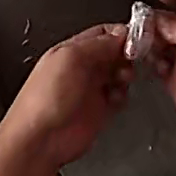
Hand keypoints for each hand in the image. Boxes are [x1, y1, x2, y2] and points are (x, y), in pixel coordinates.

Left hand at [0, 23, 133, 167]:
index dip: (120, 35)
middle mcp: (82, 68)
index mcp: (71, 51)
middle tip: (131, 58)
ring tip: (122, 78)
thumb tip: (121, 35)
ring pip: (119, 73)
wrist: (41, 141)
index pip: (103, 34)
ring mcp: (90, 89)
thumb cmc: (44, 101)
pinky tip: (116, 98)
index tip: (134, 41)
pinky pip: (120, 96)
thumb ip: (99, 44)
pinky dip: (123, 95)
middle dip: (126, 54)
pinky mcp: (99, 109)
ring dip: (126, 74)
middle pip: (114, 52)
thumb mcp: (72, 59)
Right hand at [150, 0, 175, 147]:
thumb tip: (159, 19)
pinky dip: (148, 59)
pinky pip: (157, 65)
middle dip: (157, 20)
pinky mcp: (175, 83)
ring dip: (150, 39)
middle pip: (173, 24)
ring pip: (162, 44)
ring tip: (138, 37)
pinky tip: (143, 56)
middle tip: (141, 20)